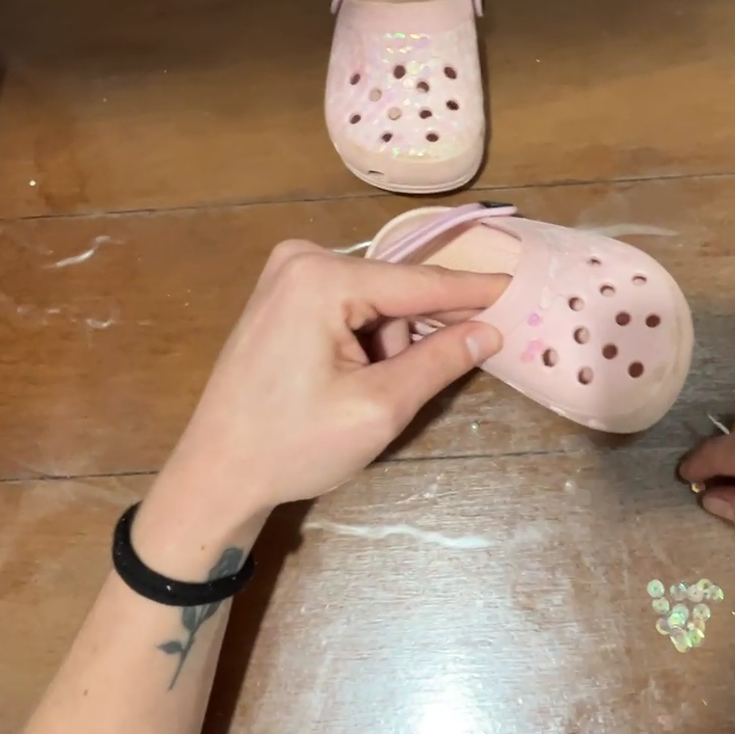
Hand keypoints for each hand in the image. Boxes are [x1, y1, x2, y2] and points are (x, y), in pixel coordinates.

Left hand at [136, 242, 505, 553]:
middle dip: (409, 340)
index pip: (419, 283)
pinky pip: (349, 307)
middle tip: (389, 390)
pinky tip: (340, 379)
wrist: (215, 474)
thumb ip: (438, 361)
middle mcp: (302, 258)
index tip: (519, 285)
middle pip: (395, 293)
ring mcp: (286, 273)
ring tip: (352, 393)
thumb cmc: (293, 445)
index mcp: (322, 278)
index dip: (474, 290)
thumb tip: (489, 330)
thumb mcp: (378, 408)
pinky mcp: (282, 294)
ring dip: (383, 347)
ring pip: (375, 304)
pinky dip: (362, 341)